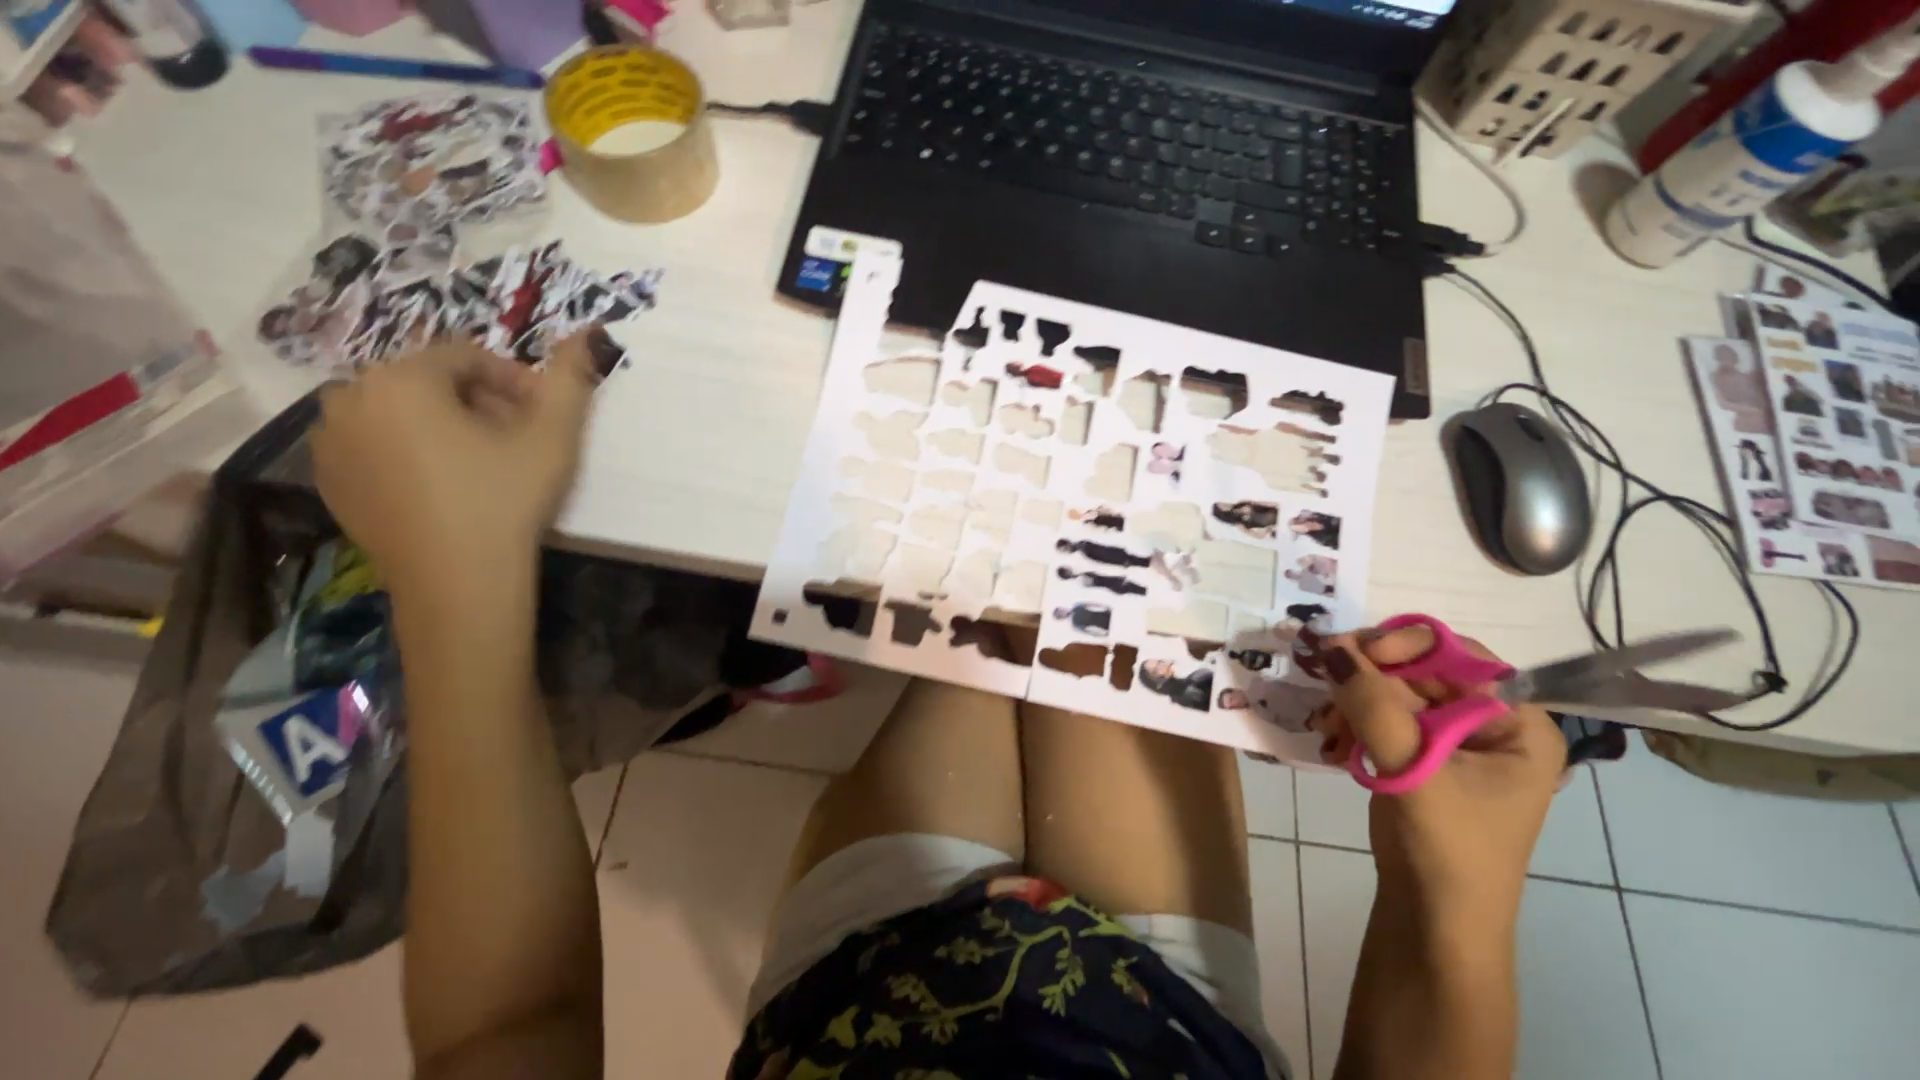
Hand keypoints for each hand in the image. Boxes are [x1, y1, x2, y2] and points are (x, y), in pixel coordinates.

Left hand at [311, 334, 601, 599]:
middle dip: (477, 402)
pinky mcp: (329, 481)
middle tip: (516, 441)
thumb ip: (571, 378)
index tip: (543, 417)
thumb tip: (590, 331)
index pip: (466, 356)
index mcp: (401, 378)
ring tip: (482, 463)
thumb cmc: (505, 500)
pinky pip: (375, 446)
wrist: (457, 584)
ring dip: (442, 425)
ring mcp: (330, 442)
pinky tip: (446, 486)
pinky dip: (409, 452)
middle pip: (429, 382)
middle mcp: (350, 397)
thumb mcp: (552, 437)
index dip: (513, 381)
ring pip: (400, 412)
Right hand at [1311, 628, 1565, 916]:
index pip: (1465, 657)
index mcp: (1519, 725)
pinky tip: (1332, 740)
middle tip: (1324, 682)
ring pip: (1398, 694)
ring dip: (1356, 702)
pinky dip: (1356, 722)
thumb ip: (1373, 704)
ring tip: (1326, 725)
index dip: (1409, 646)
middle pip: (1426, 673)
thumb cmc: (1447, 847)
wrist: (1435, 923)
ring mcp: (1456, 744)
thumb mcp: (1412, 770)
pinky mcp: (1423, 760)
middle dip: (1371, 678)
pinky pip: (1387, 720)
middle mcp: (1493, 726)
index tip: (1354, 652)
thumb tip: (1330, 645)